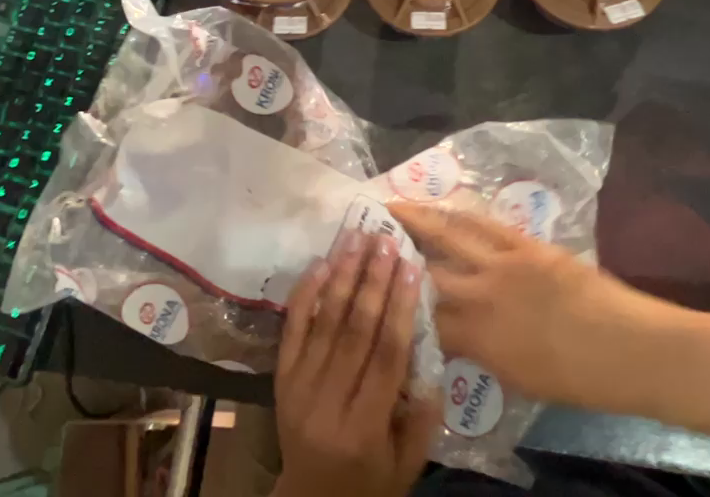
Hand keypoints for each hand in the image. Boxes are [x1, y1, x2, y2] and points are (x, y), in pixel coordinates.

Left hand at [272, 230, 440, 496]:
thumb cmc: (368, 482)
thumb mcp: (407, 464)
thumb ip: (422, 415)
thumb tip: (428, 349)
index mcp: (364, 426)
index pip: (386, 357)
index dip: (400, 309)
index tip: (411, 268)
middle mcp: (327, 402)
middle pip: (354, 331)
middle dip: (372, 281)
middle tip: (385, 240)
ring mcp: (298, 386)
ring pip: (323, 322)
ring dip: (342, 275)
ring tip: (356, 238)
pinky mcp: (280, 377)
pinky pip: (292, 329)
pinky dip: (306, 295)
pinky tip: (320, 264)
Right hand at [390, 204, 676, 409]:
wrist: (629, 349)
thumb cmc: (580, 379)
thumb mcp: (518, 380)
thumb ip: (481, 354)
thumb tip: (457, 338)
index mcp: (477, 340)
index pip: (425, 320)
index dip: (398, 305)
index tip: (377, 292)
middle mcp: (479, 298)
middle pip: (425, 273)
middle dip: (394, 257)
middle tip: (366, 240)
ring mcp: (501, 265)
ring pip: (447, 236)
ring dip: (414, 219)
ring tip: (388, 206)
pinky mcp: (523, 244)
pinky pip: (481, 223)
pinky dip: (456, 213)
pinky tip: (439, 205)